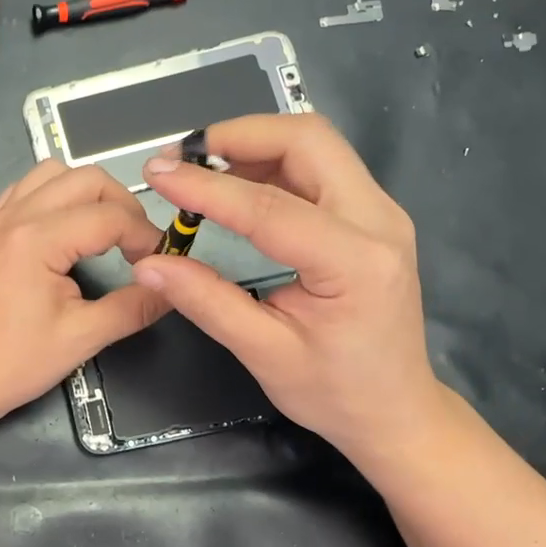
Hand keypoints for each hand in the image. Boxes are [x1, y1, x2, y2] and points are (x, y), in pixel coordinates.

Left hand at [0, 161, 168, 431]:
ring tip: (105, 232)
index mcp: (36, 242)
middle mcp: (15, 220)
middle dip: (122, 205)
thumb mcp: (83, 338)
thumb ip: (134, 307)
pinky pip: (26, 190)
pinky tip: (66, 228)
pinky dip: (55, 196)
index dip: (144, 235)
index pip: (108, 216)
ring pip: (53, 174)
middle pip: (85, 179)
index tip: (159, 261)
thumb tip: (173, 289)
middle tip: (137, 244)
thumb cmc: (16, 363)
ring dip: (88, 193)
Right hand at [133, 114, 445, 456]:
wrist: (395, 410)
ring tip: (199, 167)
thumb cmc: (334, 392)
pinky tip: (233, 184)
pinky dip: (271, 164)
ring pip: (315, 146)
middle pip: (308, 141)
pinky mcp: (370, 216)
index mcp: (355, 262)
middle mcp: (378, 221)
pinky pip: (318, 169)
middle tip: (181, 156)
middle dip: (239, 136)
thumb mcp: (263, 353)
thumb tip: (150, 265)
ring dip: (254, 144)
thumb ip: (207, 302)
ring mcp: (380, 213)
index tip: (156, 173)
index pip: (269, 207)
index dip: (206, 187)